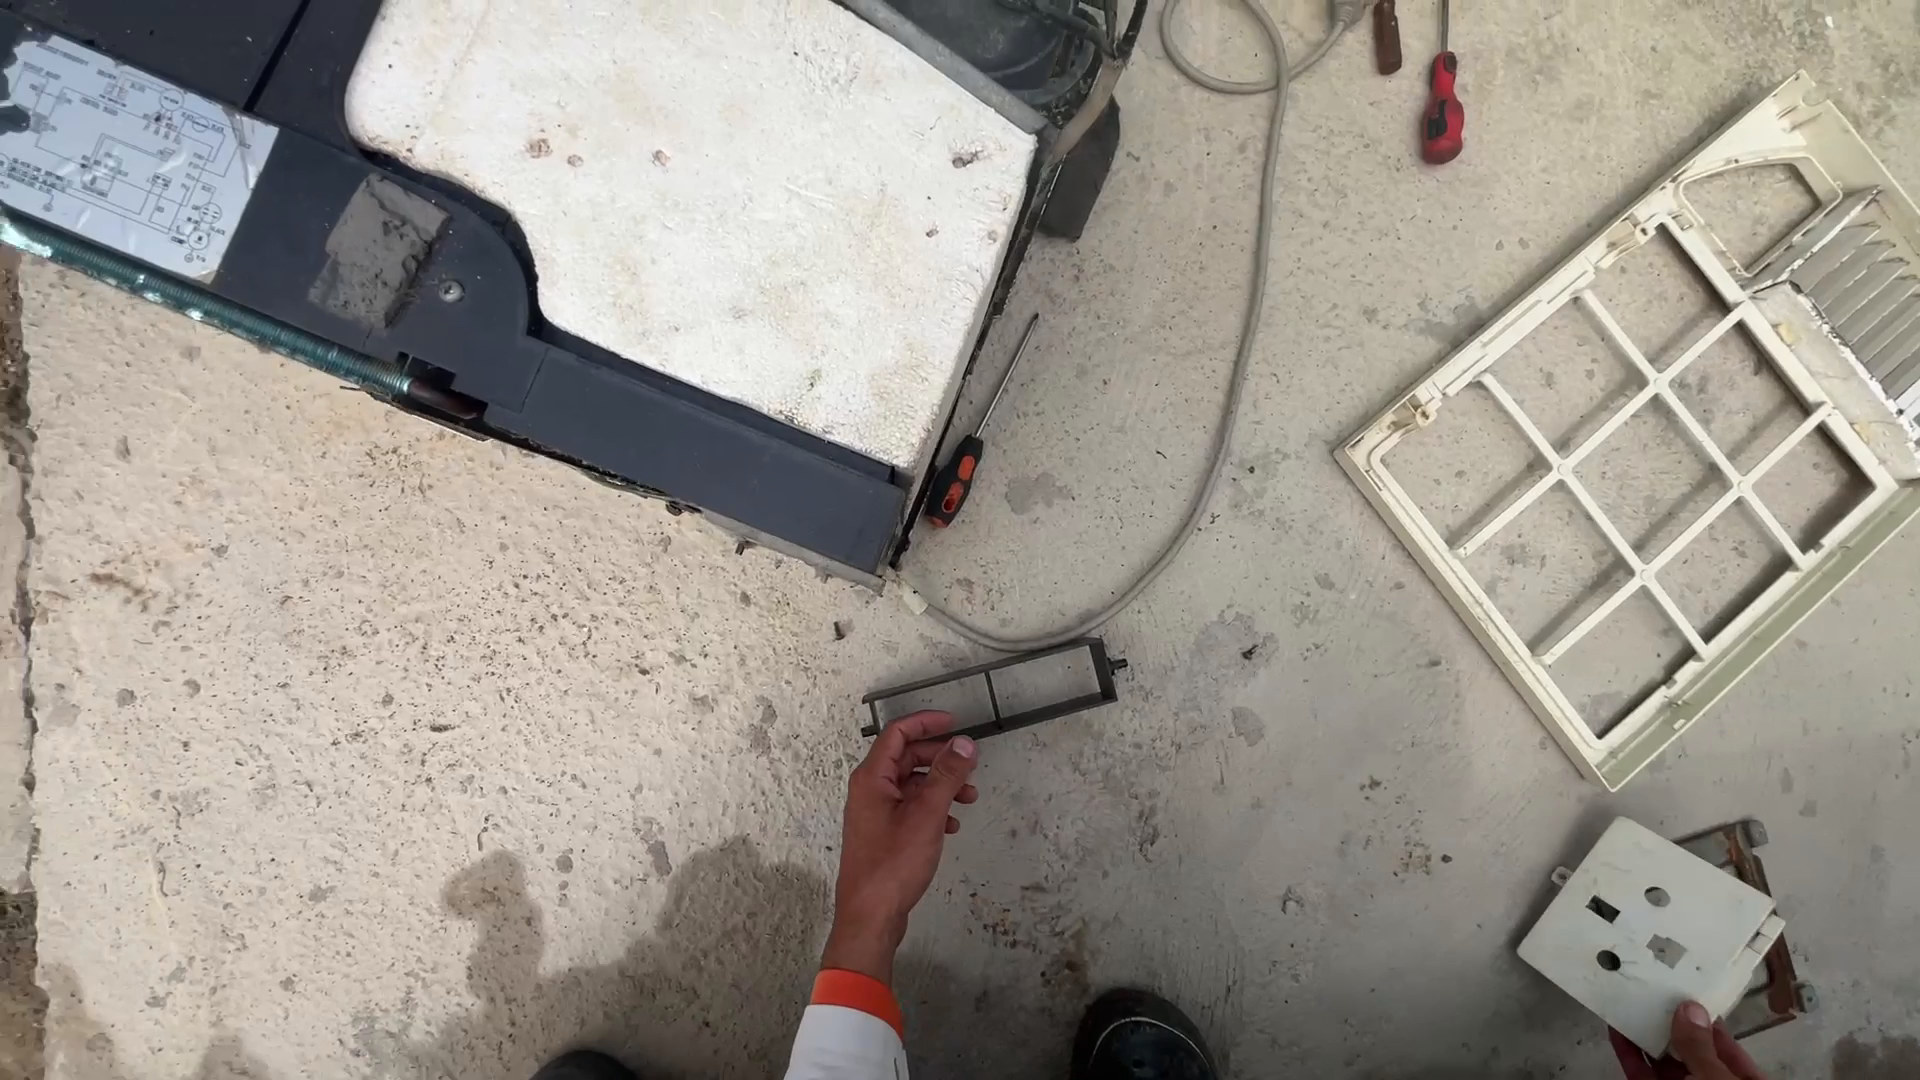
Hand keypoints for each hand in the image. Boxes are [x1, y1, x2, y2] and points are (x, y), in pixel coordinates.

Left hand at [820, 711, 978, 985]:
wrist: (870, 917)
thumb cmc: (894, 863)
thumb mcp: (926, 814)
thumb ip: (947, 775)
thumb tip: (965, 742)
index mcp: (872, 777)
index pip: (897, 733)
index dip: (926, 723)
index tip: (955, 723)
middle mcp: (870, 789)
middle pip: (907, 757)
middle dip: (940, 758)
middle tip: (969, 765)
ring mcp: (876, 812)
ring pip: (912, 784)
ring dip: (941, 785)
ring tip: (969, 798)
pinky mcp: (883, 833)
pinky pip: (911, 807)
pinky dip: (933, 808)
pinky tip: (952, 825)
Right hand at [1611, 1002, 1768, 1079]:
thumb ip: (1702, 1048)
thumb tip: (1688, 1007)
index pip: (1725, 1045)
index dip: (1702, 1018)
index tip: (1677, 989)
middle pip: (1689, 1049)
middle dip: (1667, 1021)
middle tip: (1644, 989)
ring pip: (1661, 1057)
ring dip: (1642, 1030)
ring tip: (1624, 1002)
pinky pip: (1639, 1070)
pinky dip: (1626, 1049)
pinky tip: (1615, 1027)